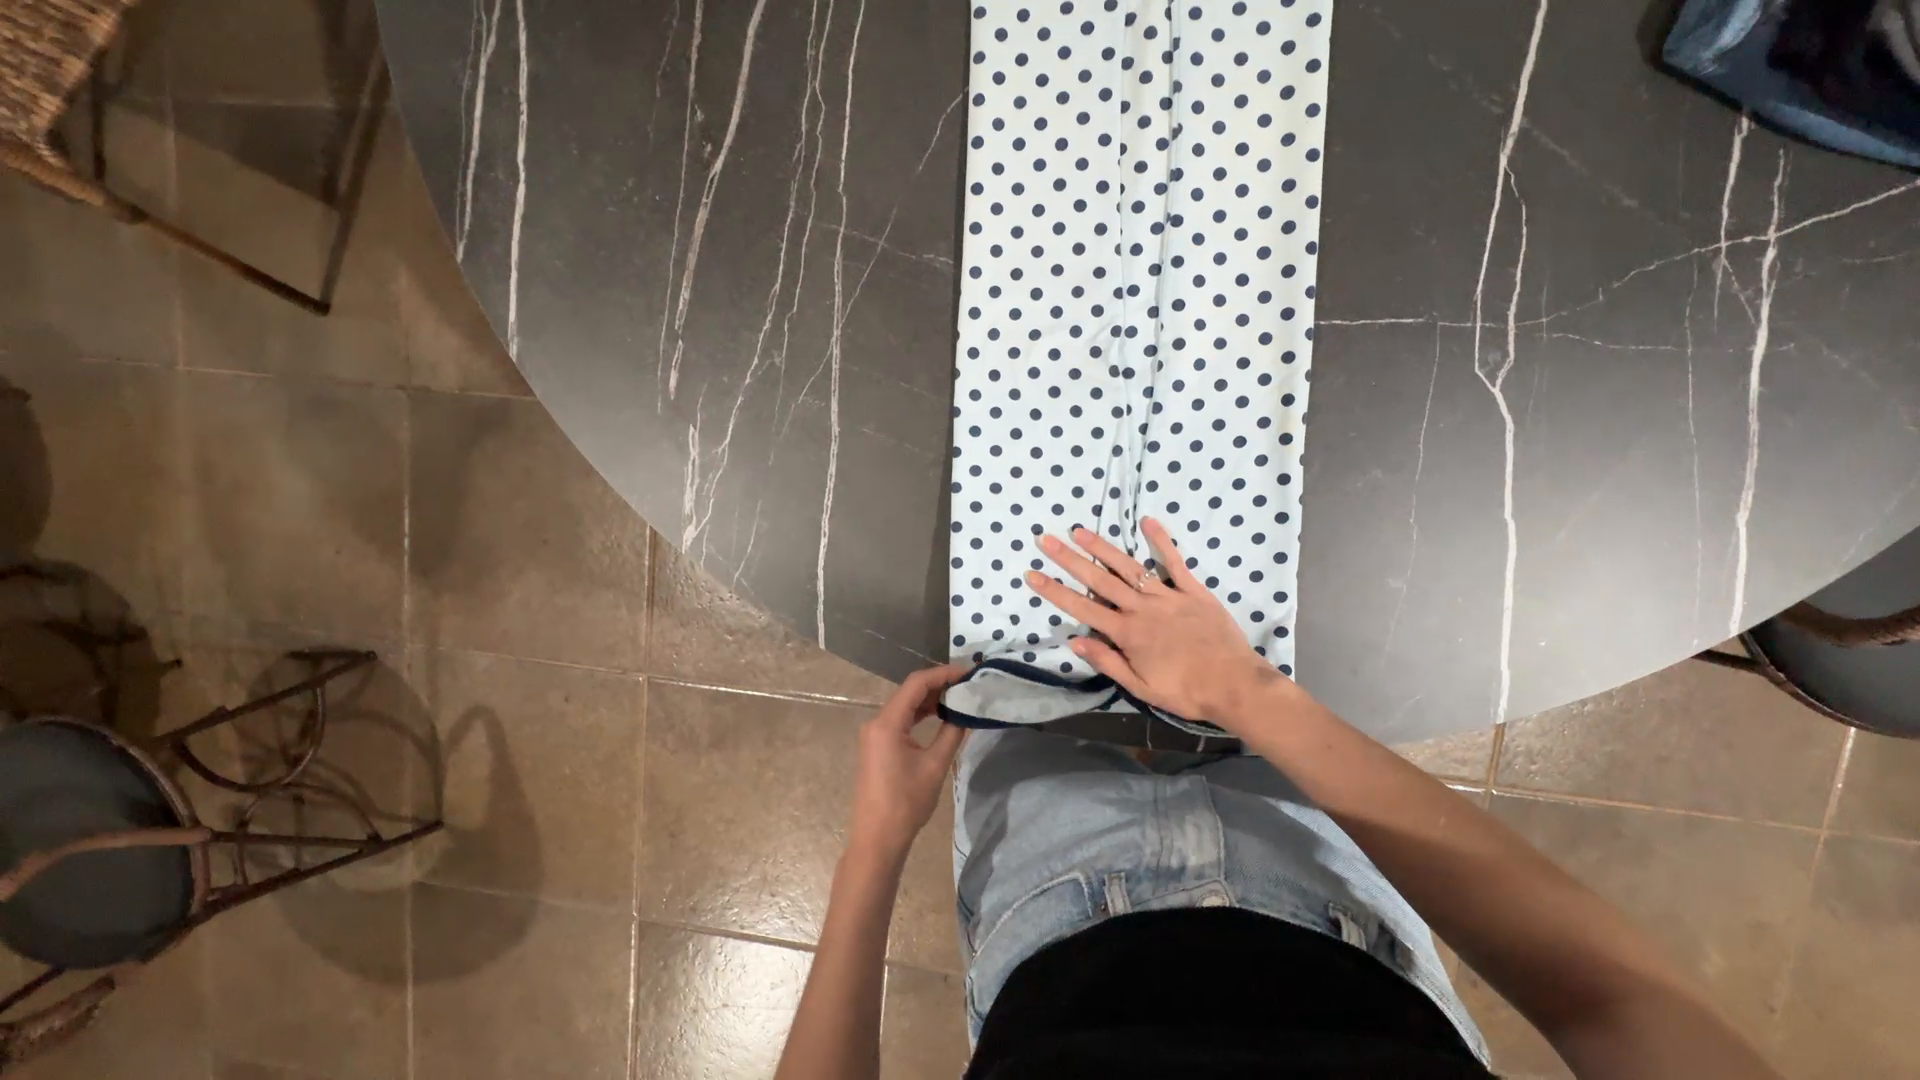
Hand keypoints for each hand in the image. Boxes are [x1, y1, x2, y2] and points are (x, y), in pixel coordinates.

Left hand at [848, 664, 970, 861]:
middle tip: (969, 684)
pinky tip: (941, 716)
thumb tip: (968, 712)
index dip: (943, 673)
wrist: (878, 838)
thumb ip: (952, 733)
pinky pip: (901, 721)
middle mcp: (877, 722)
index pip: (917, 684)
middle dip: (939, 685)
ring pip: (906, 706)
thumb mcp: (936, 766)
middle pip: (910, 692)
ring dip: (931, 700)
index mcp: (887, 722)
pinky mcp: (878, 746)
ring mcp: (875, 734)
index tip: (969, 671)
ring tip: (960, 697)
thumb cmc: (906, 803)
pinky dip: (921, 715)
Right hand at [1026, 517, 1291, 727]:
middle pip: (1099, 580)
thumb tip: (1075, 641)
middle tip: (1046, 539)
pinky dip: (1161, 541)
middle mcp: (1142, 609)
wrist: (1234, 684)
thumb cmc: (1185, 691)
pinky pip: (1175, 562)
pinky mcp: (1193, 591)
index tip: (1033, 574)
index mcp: (1127, 634)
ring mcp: (1168, 596)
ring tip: (1080, 530)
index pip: (1082, 608)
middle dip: (1069, 560)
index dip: (1055, 591)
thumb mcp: (1141, 687)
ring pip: (1129, 567)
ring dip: (1103, 547)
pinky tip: (1147, 521)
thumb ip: (1108, 662)